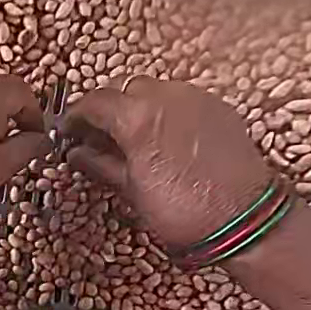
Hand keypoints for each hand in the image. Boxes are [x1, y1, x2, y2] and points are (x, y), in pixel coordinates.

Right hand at [63, 77, 275, 249]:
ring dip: (137, 109)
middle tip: (97, 137)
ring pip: (155, 91)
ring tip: (131, 140)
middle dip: (108, 110)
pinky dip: (165, 113)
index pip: (95, 102)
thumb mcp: (131, 190)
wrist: (242, 220)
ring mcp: (196, 99)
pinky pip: (182, 100)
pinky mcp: (218, 108)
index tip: (68, 131)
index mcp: (138, 118)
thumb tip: (77, 154)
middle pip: (125, 90)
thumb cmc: (181, 210)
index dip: (75, 116)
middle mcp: (167, 97)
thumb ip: (101, 164)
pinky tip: (163, 140)